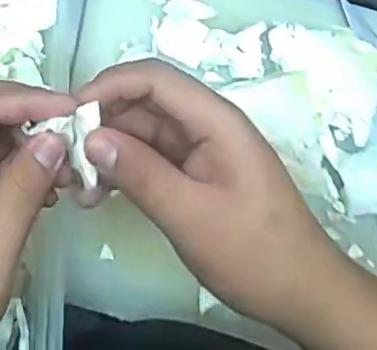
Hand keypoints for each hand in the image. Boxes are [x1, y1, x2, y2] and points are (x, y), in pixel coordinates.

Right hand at [75, 61, 376, 349]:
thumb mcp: (192, 217)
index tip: (73, 111)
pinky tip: (99, 192)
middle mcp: (205, 122)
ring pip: (141, 127)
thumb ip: (140, 173)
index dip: (110, 84)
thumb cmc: (256, 254)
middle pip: (143, 99)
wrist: (309, 299)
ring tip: (78, 181)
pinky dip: (123, 166)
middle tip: (67, 148)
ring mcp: (199, 145)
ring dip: (108, 146)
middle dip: (102, 117)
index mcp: (214, 118)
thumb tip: (90, 137)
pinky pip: (149, 153)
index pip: (153, 77)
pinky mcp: (194, 168)